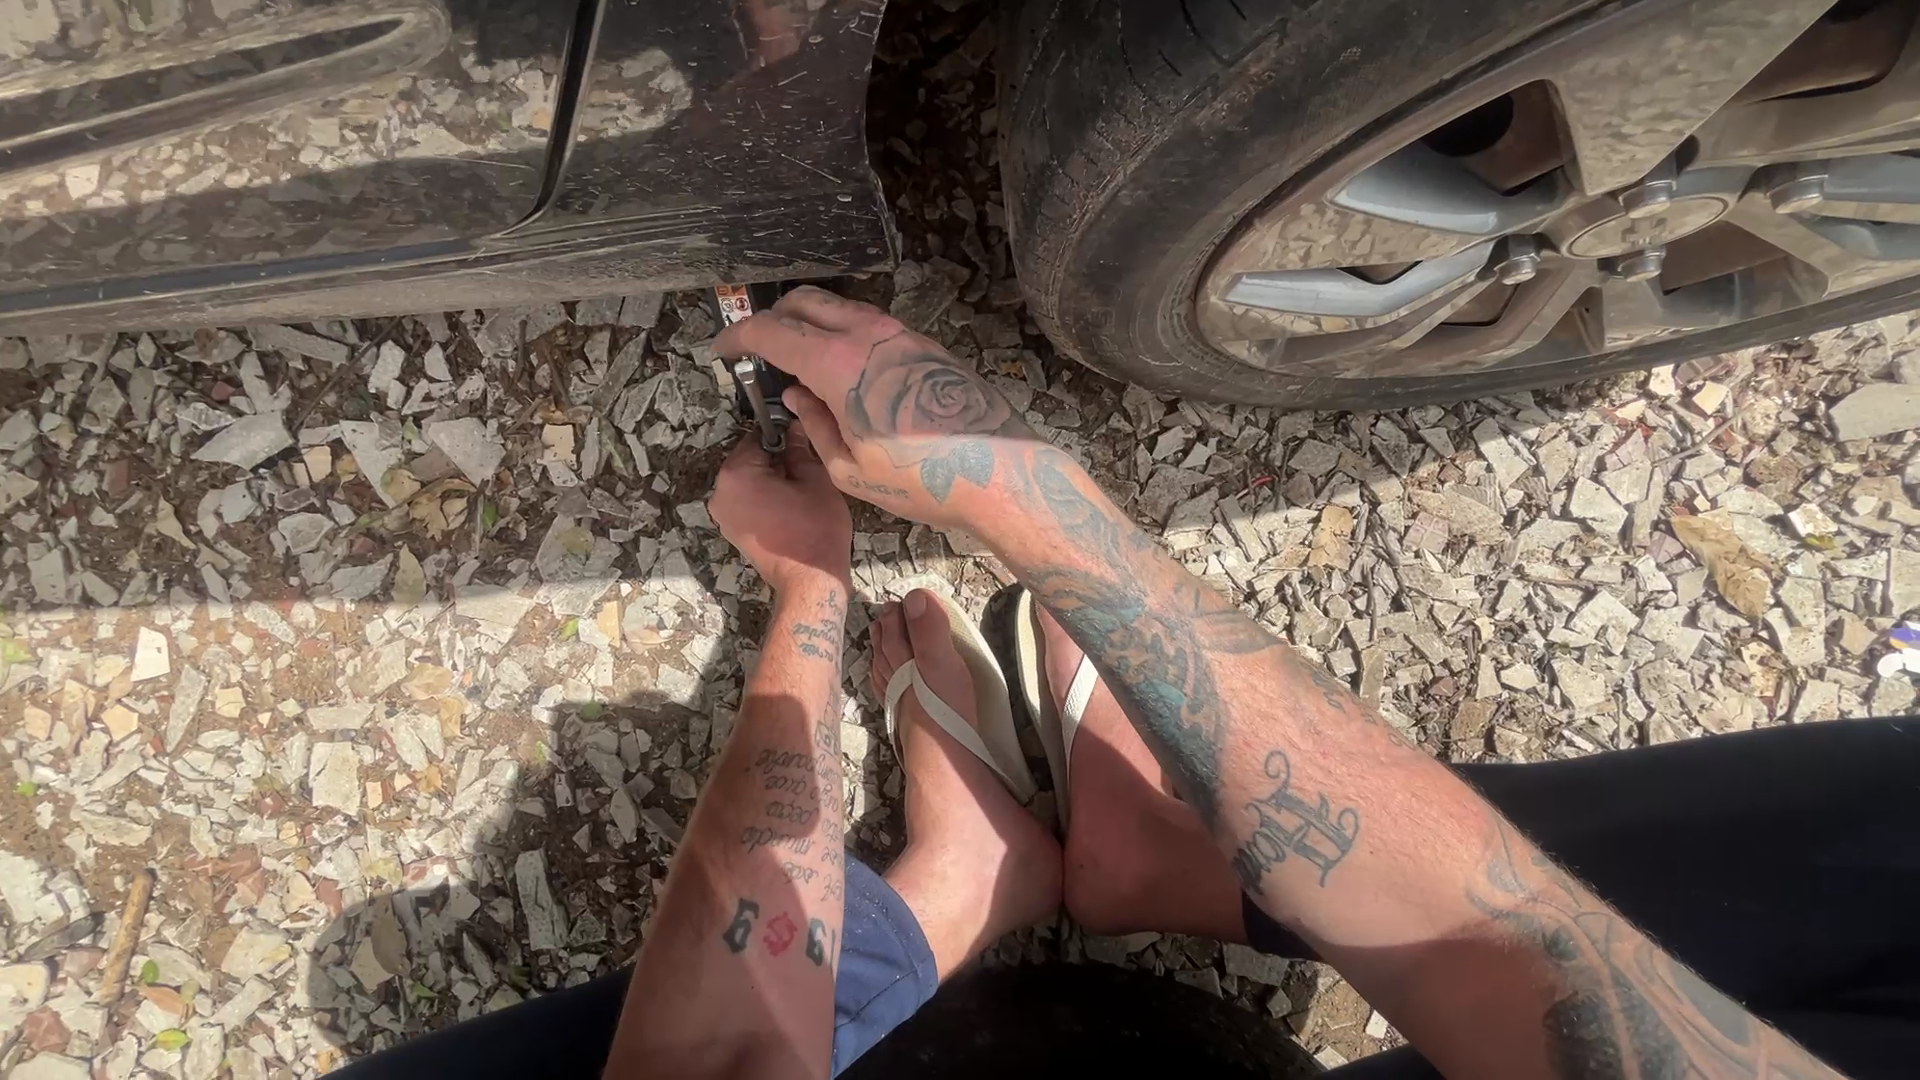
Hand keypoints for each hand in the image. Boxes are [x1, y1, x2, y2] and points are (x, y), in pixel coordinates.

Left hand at [709, 421, 852, 592]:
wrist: (809, 580)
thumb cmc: (815, 530)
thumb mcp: (815, 480)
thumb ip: (800, 450)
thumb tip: (795, 429)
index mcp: (736, 474)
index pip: (758, 437)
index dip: (783, 437)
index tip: (803, 443)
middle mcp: (721, 493)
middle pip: (750, 460)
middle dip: (776, 460)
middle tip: (806, 470)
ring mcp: (724, 515)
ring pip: (749, 482)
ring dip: (771, 480)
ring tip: (800, 491)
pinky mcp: (733, 531)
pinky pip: (748, 502)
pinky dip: (765, 498)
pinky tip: (790, 508)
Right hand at [713, 287, 1037, 529]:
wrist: (997, 471)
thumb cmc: (921, 480)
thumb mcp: (850, 469)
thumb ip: (815, 426)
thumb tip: (797, 397)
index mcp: (838, 363)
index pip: (772, 331)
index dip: (739, 337)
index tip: (724, 349)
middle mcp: (868, 335)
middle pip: (804, 302)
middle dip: (772, 319)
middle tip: (759, 350)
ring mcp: (901, 334)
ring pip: (840, 308)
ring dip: (810, 323)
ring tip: (800, 361)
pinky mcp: (924, 344)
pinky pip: (870, 324)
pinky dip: (843, 333)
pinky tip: (844, 369)